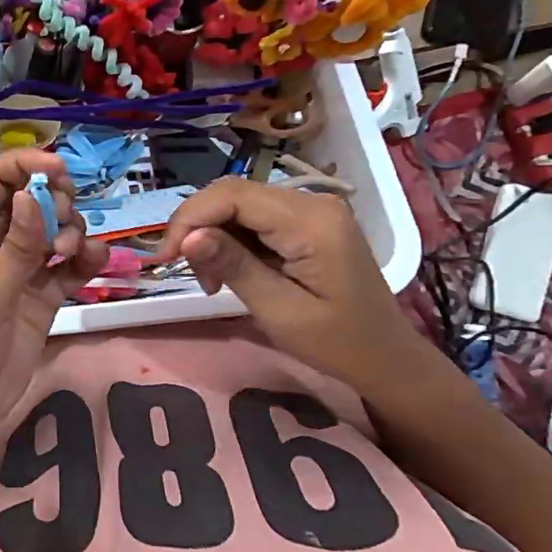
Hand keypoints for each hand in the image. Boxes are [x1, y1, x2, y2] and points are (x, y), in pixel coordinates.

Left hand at [0, 150, 108, 462]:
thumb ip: (16, 249)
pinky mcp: (42, 300)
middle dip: (56, 201)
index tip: (59, 168)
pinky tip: (95, 263)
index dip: (24, 166)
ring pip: (54, 233)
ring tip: (73, 254)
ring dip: (73, 231)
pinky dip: (85, 260)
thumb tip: (33, 195)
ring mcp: (21, 274)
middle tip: (66, 222)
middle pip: (31, 202)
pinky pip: (68, 268)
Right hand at [159, 178, 430, 394]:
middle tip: (184, 271)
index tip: (165, 256)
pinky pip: (258, 219)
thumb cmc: (337, 343)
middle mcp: (313, 202)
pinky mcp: (309, 222)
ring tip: (211, 281)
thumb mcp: (280, 311)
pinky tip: (231, 271)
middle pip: (235, 194)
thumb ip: (234, 267)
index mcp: (312, 221)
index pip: (233, 195)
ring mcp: (313, 209)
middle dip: (198, 226)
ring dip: (214, 235)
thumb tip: (186, 237)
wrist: (386, 356)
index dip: (191, 217)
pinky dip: (233, 241)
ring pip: (241, 205)